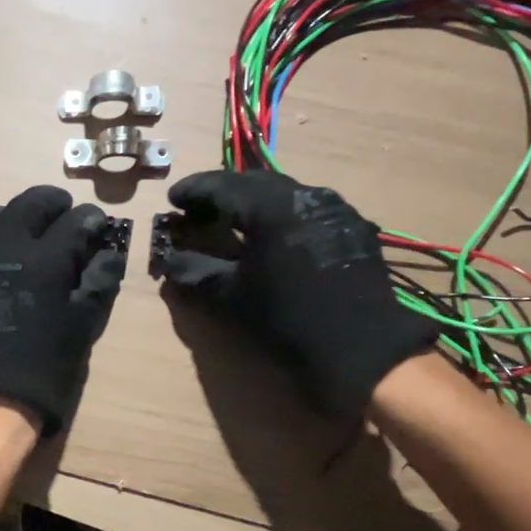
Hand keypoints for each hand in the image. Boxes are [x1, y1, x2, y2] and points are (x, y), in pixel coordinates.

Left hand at [0, 186, 125, 433]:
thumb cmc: (45, 364)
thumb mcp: (82, 323)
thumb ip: (98, 282)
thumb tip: (109, 253)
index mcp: (46, 257)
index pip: (75, 221)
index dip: (92, 220)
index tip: (98, 225)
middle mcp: (5, 245)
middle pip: (28, 203)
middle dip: (51, 203)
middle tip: (63, 214)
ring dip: (9, 216)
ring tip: (21, 230)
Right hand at [156, 170, 437, 417]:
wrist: (361, 348)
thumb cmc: (286, 320)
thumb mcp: (231, 297)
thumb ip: (195, 271)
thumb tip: (168, 259)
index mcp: (271, 206)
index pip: (222, 185)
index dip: (194, 190)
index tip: (173, 199)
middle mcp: (306, 195)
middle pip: (255, 183)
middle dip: (224, 193)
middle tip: (201, 210)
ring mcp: (336, 208)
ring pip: (286, 193)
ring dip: (256, 203)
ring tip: (237, 222)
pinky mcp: (355, 227)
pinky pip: (309, 209)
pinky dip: (283, 216)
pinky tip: (276, 238)